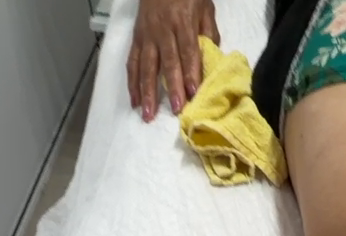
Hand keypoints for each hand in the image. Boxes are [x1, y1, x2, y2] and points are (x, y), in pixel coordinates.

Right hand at [127, 0, 218, 121]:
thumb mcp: (204, 6)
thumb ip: (208, 32)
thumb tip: (212, 60)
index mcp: (183, 21)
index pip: (188, 51)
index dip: (191, 73)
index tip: (193, 93)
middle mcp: (163, 30)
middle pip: (168, 62)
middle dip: (173, 87)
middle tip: (177, 109)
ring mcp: (147, 36)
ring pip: (147, 67)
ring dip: (148, 92)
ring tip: (149, 115)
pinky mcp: (136, 39)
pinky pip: (132, 63)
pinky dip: (133, 84)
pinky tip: (135, 102)